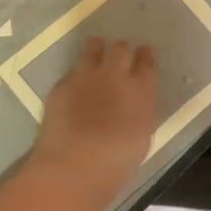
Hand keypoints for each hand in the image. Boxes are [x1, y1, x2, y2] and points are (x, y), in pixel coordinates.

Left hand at [31, 38, 159, 191]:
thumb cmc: (116, 161)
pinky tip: (77, 78)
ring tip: (96, 46)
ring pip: (93, 49)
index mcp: (141, 91)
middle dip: (122, 50)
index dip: (146, 56)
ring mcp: (86, 77)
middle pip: (121, 49)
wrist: (75, 163)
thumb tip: (135, 104)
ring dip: (97, 47)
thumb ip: (140, 112)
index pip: (147, 64)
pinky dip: (78, 71)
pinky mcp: (63, 84)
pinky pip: (73, 69)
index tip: (145, 52)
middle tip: (121, 53)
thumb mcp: (141, 136)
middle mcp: (115, 76)